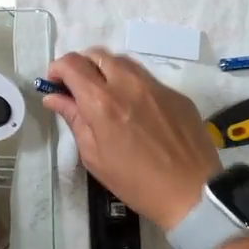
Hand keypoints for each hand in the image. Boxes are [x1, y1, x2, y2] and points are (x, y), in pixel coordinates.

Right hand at [42, 49, 220, 227]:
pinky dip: (131, 85)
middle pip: (96, 54)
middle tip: (78, 88)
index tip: (55, 84)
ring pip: (123, 61)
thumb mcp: (94, 156)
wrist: (193, 194)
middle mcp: (127, 84)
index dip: (57, 69)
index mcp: (101, 102)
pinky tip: (135, 110)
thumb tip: (55, 98)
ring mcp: (155, 87)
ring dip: (106, 70)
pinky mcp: (176, 94)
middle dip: (81, 65)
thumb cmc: (135, 182)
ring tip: (105, 94)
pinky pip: (146, 78)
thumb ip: (74, 120)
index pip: (71, 64)